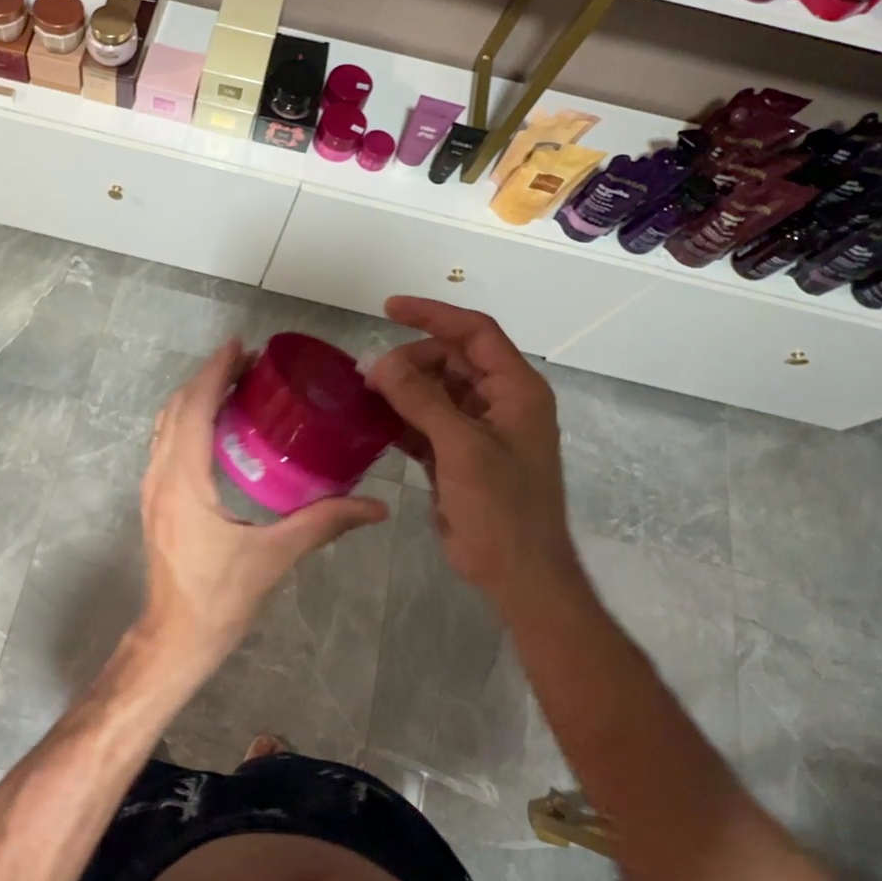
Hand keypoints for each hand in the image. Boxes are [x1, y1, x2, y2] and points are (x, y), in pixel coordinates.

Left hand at [136, 339, 389, 669]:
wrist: (174, 638)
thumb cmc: (220, 598)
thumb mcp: (275, 557)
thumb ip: (323, 524)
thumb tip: (375, 507)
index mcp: (184, 482)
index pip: (193, 409)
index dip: (214, 373)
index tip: (241, 347)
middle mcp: (159, 477)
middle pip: (175, 409)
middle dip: (207, 379)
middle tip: (248, 363)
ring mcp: (151, 490)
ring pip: (165, 426)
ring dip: (193, 398)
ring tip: (233, 386)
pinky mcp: (154, 503)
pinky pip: (164, 445)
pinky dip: (186, 422)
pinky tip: (216, 429)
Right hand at [367, 297, 575, 595]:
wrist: (517, 572)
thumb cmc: (502, 507)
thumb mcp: (462, 447)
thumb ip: (421, 399)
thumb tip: (379, 362)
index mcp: (516, 390)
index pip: (475, 332)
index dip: (433, 315)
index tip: (389, 308)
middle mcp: (500, 403)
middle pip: (451, 360)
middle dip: (410, 360)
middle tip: (370, 376)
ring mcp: (479, 431)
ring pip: (435, 392)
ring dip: (402, 389)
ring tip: (364, 394)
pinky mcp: (459, 457)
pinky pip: (426, 423)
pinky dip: (401, 419)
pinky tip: (372, 422)